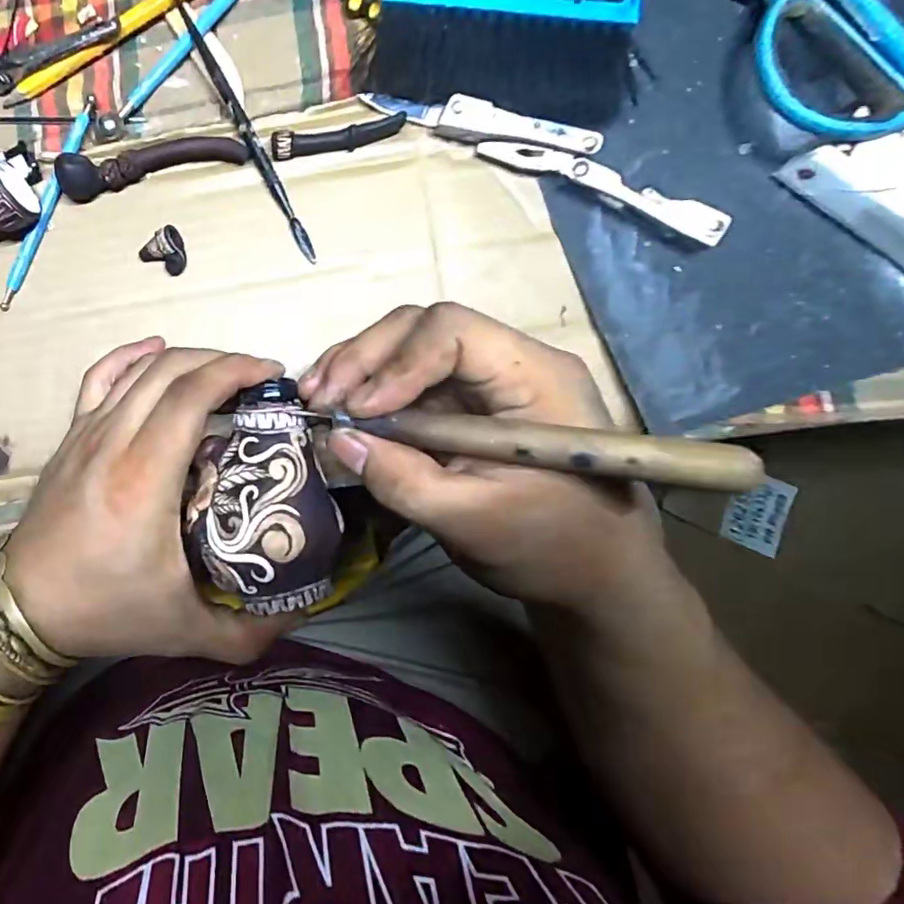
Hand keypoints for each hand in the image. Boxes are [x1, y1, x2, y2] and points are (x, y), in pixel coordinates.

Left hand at [3, 339, 301, 663]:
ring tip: (220, 371)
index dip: (235, 370)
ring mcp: (85, 435)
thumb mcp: (185, 630)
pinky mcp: (70, 439)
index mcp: (143, 479)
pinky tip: (154, 351)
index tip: (271, 374)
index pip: (191, 396)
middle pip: (169, 371)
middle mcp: (112, 443)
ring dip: (184, 359)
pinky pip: (98, 379)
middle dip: (220, 360)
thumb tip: (303, 611)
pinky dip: (128, 356)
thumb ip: (249, 632)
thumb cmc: (104, 611)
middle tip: (256, 377)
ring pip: (137, 370)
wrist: (24, 608)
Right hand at [300, 304, 680, 616]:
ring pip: (402, 347)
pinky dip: (359, 389)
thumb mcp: (472, 521)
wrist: (590, 574)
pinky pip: (398, 381)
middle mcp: (504, 364)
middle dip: (363, 359)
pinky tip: (330, 406)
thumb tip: (338, 439)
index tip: (361, 410)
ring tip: (313, 399)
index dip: (398, 363)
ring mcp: (476, 384)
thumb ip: (403, 480)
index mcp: (533, 378)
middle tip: (319, 399)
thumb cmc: (550, 547)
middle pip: (419, 328)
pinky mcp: (452, 406)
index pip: (452, 332)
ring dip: (352, 369)